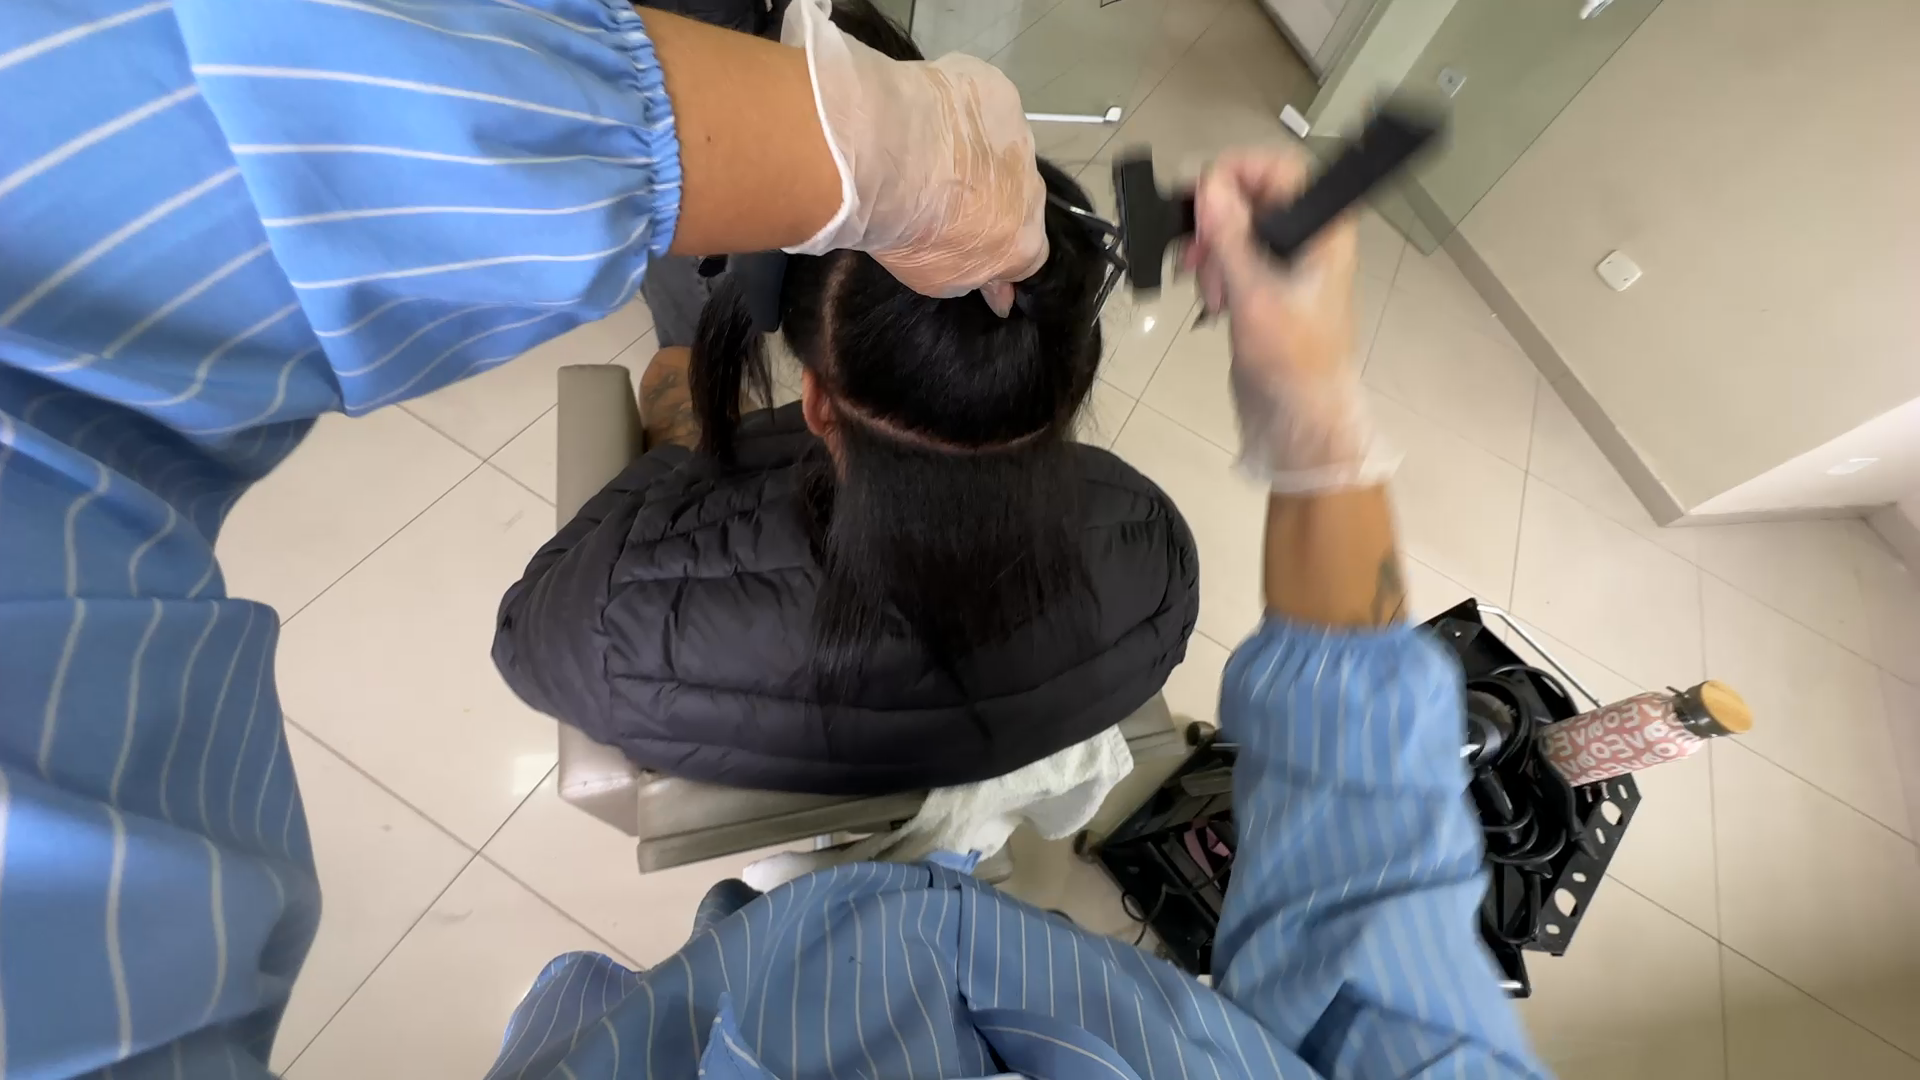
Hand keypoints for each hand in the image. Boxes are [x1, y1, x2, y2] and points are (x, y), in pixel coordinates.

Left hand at [781, 0, 1046, 313]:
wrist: (893, 158)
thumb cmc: (916, 235)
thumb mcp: (941, 280)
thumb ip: (976, 280)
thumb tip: (1001, 295)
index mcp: (1025, 241)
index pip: (1031, 257)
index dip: (1005, 257)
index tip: (977, 255)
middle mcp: (1034, 188)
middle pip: (1021, 199)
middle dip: (994, 203)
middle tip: (949, 204)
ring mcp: (1018, 134)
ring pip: (1004, 149)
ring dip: (980, 156)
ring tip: (934, 156)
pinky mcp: (994, 87)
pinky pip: (983, 104)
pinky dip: (962, 112)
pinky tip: (931, 115)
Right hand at [1186, 147, 1394, 491]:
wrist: (1296, 414)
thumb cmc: (1290, 358)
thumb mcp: (1255, 294)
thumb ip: (1231, 238)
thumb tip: (1209, 187)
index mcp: (1320, 230)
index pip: (1280, 169)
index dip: (1238, 174)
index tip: (1202, 201)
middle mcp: (1306, 239)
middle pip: (1253, 200)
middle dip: (1217, 224)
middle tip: (1199, 259)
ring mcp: (1285, 265)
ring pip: (1237, 232)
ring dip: (1212, 254)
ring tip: (1210, 292)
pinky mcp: (1266, 289)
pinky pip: (1234, 262)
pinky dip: (1215, 273)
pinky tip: (1212, 299)